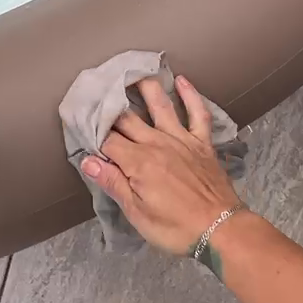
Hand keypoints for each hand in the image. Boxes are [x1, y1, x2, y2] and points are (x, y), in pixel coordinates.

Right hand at [81, 76, 241, 255]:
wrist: (221, 229)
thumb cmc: (177, 228)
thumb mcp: (137, 213)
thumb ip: (114, 183)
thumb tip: (88, 161)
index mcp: (139, 162)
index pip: (107, 140)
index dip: (92, 132)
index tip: (81, 123)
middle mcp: (158, 144)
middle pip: (128, 119)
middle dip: (110, 106)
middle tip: (98, 91)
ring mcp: (182, 140)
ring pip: (160, 105)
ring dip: (146, 87)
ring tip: (133, 73)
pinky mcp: (202, 143)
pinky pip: (197, 113)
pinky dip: (190, 95)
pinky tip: (182, 81)